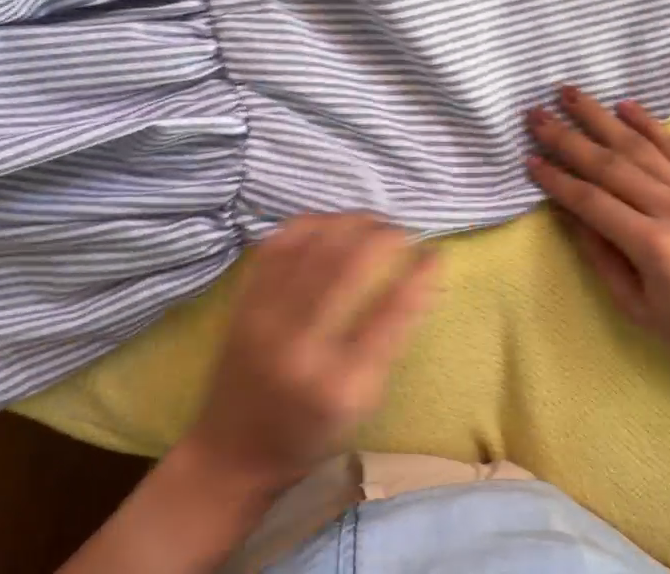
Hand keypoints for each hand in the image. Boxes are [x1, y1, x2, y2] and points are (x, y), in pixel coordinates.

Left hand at [181, 213, 438, 490]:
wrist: (233, 449)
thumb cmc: (309, 432)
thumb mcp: (362, 401)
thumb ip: (390, 343)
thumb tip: (421, 281)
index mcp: (339, 381)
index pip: (389, 313)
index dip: (419, 275)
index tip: (436, 254)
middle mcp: (298, 343)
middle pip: (346, 265)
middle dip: (382, 236)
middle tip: (402, 231)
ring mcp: (264, 317)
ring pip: (312, 244)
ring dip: (349, 222)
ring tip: (373, 221)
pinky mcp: (242, 302)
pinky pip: (277, 244)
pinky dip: (309, 224)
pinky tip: (331, 223)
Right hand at [525, 86, 669, 381]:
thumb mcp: (632, 304)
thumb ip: (597, 253)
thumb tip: (566, 209)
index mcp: (654, 246)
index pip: (592, 200)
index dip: (557, 179)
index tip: (529, 159)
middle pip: (611, 164)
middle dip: (568, 138)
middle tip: (536, 115)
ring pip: (640, 146)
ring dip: (600, 117)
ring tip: (568, 94)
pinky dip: (648, 124)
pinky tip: (623, 105)